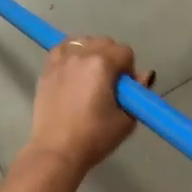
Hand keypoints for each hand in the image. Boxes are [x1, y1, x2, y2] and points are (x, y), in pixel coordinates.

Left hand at [24, 35, 152, 175]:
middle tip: (110, 84)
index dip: (129, 69)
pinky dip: (71, 53)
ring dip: (91, 52)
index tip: (125, 89)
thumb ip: (138, 93)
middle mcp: (80, 54)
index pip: (125, 51)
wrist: (57, 149)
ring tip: (90, 76)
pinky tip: (73, 71)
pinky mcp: (47, 68)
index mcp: (102, 63)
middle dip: (112, 58)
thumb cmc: (94, 137)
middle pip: (104, 42)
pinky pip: (62, 48)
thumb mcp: (126, 120)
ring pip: (82, 41)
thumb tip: (144, 75)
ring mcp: (61, 59)